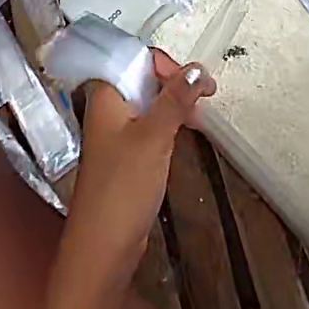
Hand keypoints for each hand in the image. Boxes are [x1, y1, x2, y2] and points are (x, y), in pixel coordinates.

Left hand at [67, 51, 215, 266]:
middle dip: (175, 82)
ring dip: (175, 103)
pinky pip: (150, 125)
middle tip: (204, 96)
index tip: (193, 81)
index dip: (166, 63)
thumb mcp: (154, 137)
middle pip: (144, 78)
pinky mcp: (127, 154)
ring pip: (150, 102)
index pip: (136, 57)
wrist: (103, 250)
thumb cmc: (123, 188)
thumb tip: (197, 69)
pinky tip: (185, 132)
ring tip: (199, 116)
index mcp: (106, 95)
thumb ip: (175, 99)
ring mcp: (117, 132)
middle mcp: (108, 108)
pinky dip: (170, 123)